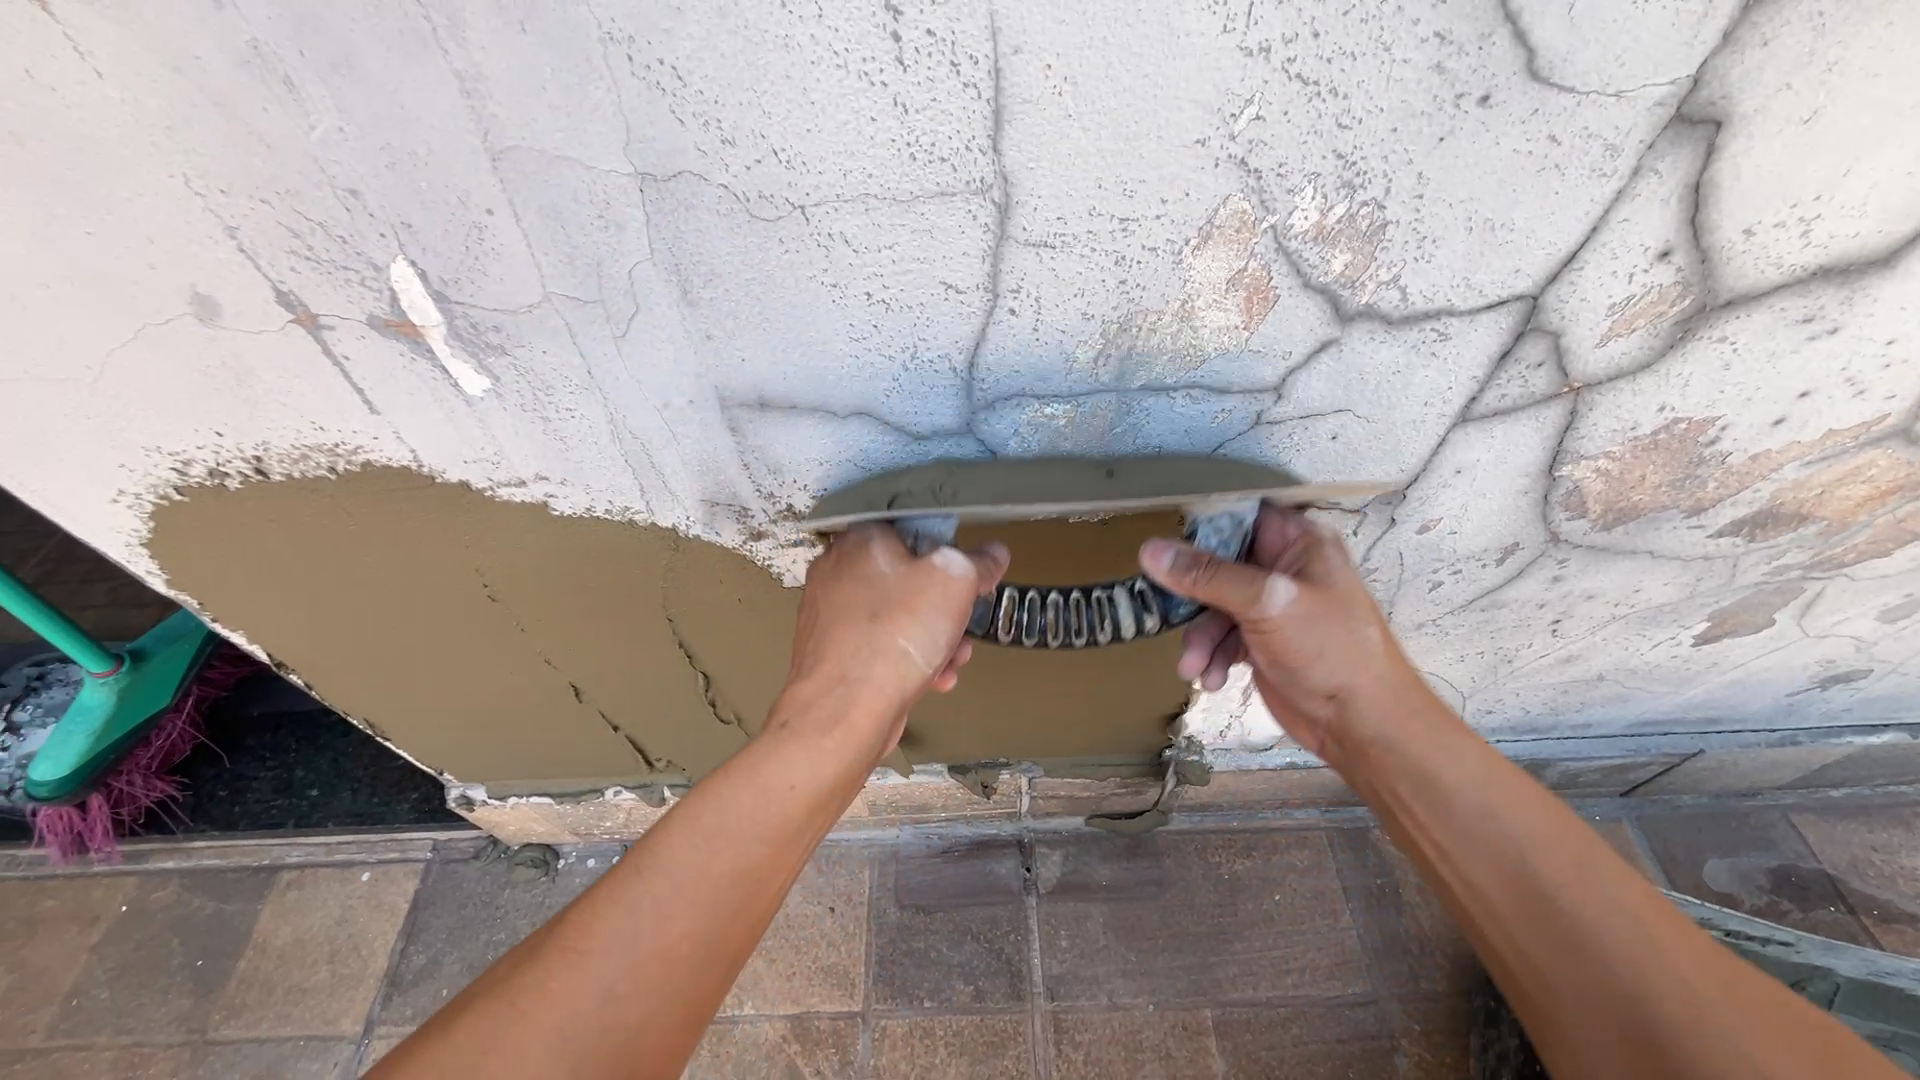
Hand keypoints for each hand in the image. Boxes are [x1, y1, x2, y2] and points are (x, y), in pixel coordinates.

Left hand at [780, 524, 1008, 759]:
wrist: (844, 709)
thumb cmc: (896, 634)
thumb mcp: (956, 583)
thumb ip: (978, 562)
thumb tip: (994, 553)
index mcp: (860, 540)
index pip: (911, 530)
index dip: (946, 552)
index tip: (967, 575)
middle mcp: (836, 571)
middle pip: (905, 578)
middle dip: (943, 606)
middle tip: (964, 622)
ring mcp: (829, 615)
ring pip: (895, 617)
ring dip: (933, 637)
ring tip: (955, 658)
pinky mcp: (831, 654)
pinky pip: (879, 647)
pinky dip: (908, 660)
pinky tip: (933, 680)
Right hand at [1138, 504, 1425, 761]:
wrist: (1362, 723)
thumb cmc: (1328, 650)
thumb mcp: (1265, 604)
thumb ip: (1206, 575)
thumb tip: (1149, 549)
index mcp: (1298, 542)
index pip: (1239, 516)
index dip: (1202, 529)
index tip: (1164, 547)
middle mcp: (1283, 567)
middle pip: (1217, 563)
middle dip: (1191, 595)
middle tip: (1167, 612)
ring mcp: (1271, 606)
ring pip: (1212, 605)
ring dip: (1199, 636)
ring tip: (1193, 665)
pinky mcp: (1261, 641)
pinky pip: (1220, 637)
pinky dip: (1210, 656)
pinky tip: (1210, 678)